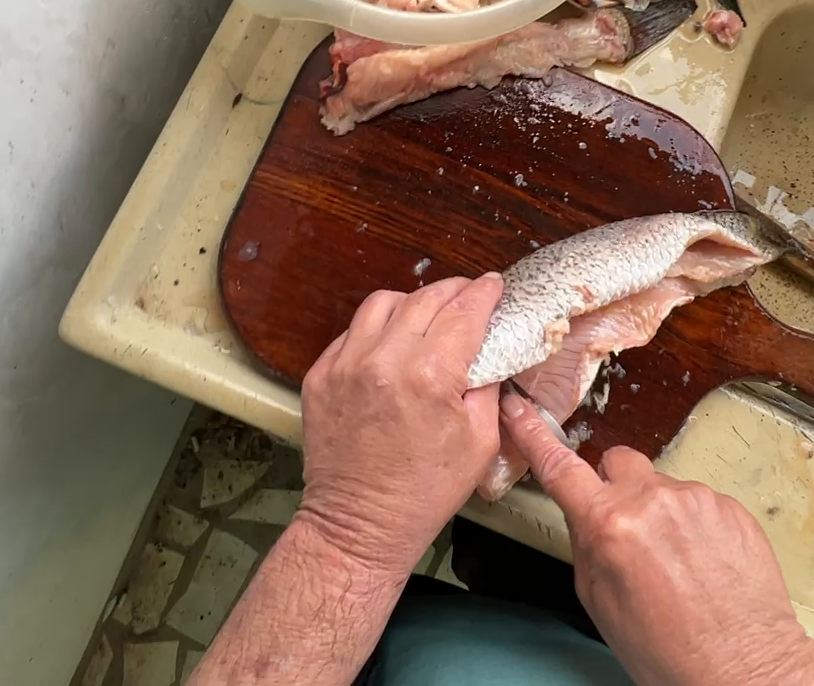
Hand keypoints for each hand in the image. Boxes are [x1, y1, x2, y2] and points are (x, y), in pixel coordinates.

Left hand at [296, 275, 503, 576]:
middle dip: (452, 290)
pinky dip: (377, 329)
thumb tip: (488, 349)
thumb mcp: (480, 443)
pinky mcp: (320, 375)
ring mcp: (344, 365)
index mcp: (428, 376)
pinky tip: (391, 344)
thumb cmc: (424, 492)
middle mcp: (383, 360)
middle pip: (424, 298)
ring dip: (412, 302)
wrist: (357, 528)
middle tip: (468, 294)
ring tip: (428, 314)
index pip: (463, 313)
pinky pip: (353, 331)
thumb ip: (487, 386)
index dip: (483, 293)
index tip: (493, 284)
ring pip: (382, 303)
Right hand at [500, 392, 813, 685]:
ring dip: (661, 511)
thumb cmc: (670, 653)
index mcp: (609, 526)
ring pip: (660, 485)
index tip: (519, 407)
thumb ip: (586, 543)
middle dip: (617, 487)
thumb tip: (585, 513)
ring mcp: (694, 498)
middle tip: (631, 531)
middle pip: (618, 463)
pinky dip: (696, 525)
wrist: (746, 675)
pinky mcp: (729, 505)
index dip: (533, 434)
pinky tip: (705, 563)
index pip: (559, 467)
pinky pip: (698, 500)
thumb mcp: (600, 603)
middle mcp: (650, 500)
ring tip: (679, 562)